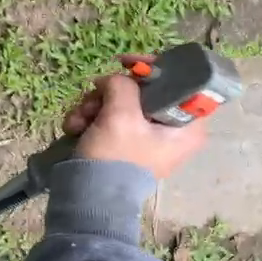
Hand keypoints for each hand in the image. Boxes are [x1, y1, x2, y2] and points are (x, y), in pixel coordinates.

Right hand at [62, 55, 208, 179]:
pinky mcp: (120, 144)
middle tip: (92, 101)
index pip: (181, 84)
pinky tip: (74, 129)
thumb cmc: (114, 157)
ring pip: (118, 104)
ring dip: (92, 107)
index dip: (154, 69)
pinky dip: (87, 120)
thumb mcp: (119, 117)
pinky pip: (106, 119)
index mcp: (187, 127)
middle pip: (142, 93)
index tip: (126, 63)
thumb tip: (113, 79)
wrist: (88, 197)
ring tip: (77, 121)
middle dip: (109, 94)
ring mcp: (143, 138)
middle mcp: (170, 131)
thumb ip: (122, 87)